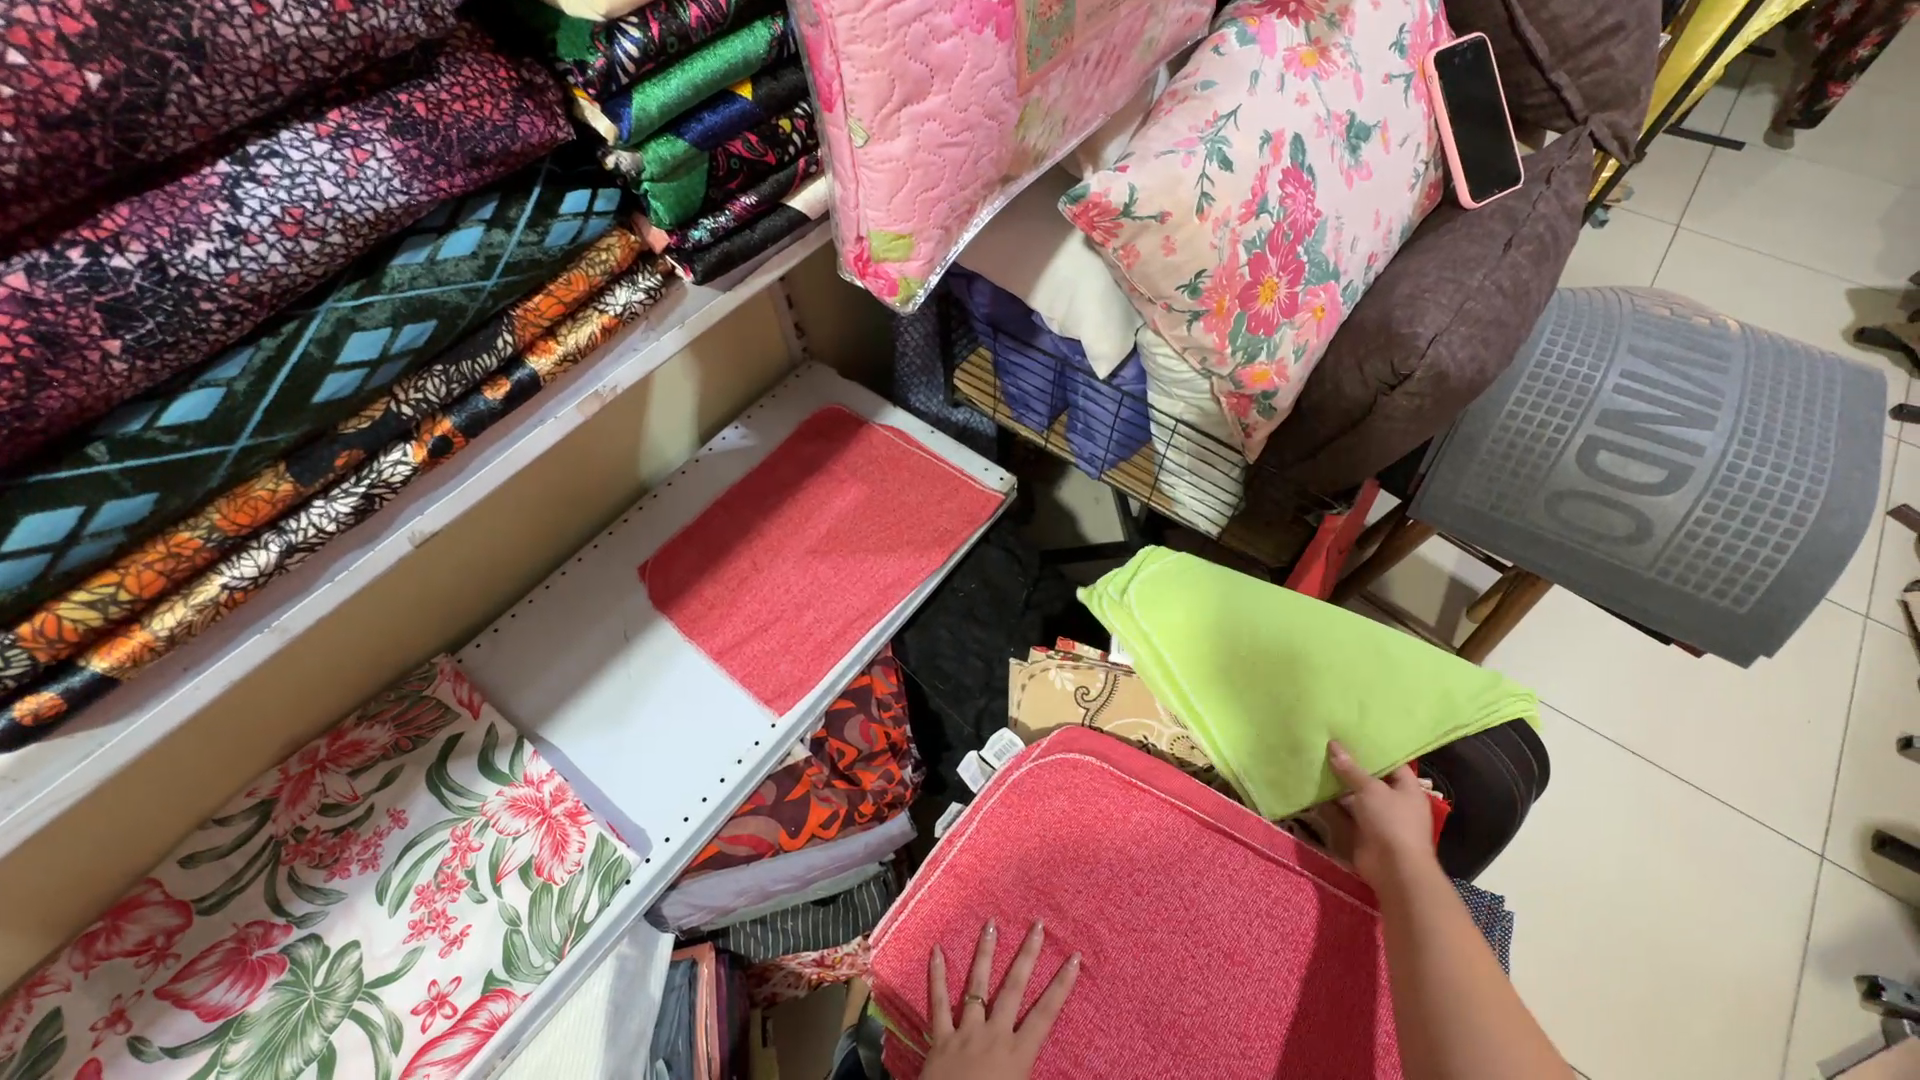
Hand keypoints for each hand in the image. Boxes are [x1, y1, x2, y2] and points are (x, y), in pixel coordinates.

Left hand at [922, 919, 1080, 1079]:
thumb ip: (1033, 1072)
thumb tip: (1068, 1072)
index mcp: (1018, 1053)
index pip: (1046, 1013)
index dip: (1062, 985)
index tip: (1074, 958)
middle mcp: (995, 1035)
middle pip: (1014, 988)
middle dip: (1027, 955)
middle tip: (1037, 925)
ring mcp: (966, 1032)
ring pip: (977, 985)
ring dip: (985, 953)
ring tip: (991, 924)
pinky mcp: (940, 1038)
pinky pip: (938, 1002)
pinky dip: (936, 975)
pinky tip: (936, 949)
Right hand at [1321, 739, 1439, 890]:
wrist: (1394, 869)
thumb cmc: (1392, 822)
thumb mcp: (1371, 789)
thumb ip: (1350, 769)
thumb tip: (1333, 745)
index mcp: (1406, 789)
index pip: (1392, 764)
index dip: (1374, 750)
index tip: (1351, 736)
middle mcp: (1393, 802)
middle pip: (1369, 780)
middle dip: (1349, 767)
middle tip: (1326, 746)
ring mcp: (1376, 819)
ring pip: (1353, 797)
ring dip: (1336, 786)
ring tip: (1314, 763)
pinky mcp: (1361, 833)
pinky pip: (1343, 814)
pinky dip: (1329, 805)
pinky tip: (1312, 790)